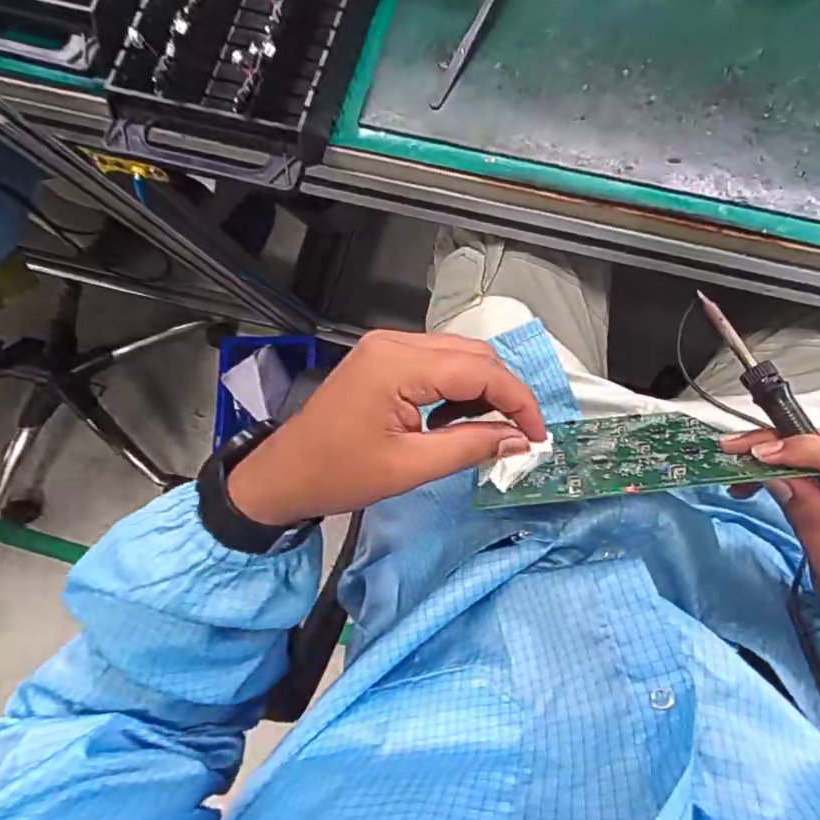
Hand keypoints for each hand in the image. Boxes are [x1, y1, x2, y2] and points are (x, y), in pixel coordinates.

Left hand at [227, 331, 546, 525]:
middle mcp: (392, 343)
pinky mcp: (380, 359)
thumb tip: (517, 439)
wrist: (283, 475)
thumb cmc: (335, 474)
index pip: (481, 369)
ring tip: (480, 432)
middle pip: (473, 354)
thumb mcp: (410, 467)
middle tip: (515, 435)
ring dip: (480, 390)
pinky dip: (454, 388)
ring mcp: (384, 348)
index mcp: (397, 364)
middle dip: (503, 393)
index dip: (519, 400)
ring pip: (456, 357)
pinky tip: (450, 421)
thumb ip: (470, 446)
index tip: (536, 434)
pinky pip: (434, 364)